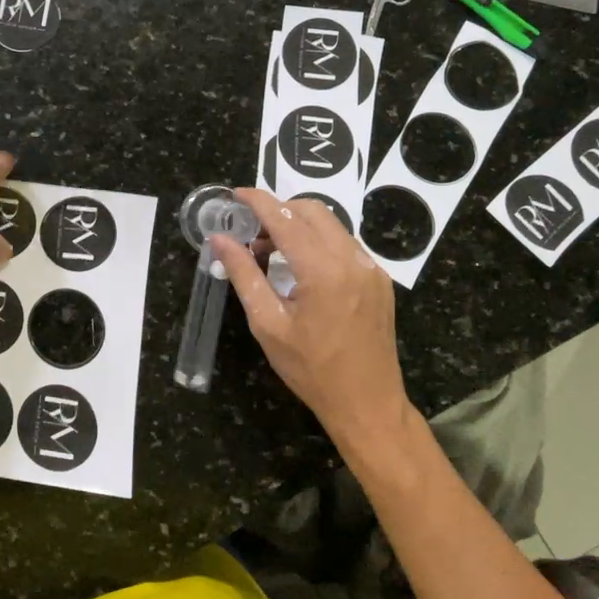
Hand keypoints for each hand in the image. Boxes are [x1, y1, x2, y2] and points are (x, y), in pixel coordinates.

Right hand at [209, 189, 410, 447]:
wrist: (368, 404)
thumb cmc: (311, 369)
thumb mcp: (267, 323)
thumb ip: (243, 274)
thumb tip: (219, 239)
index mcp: (323, 272)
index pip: (286, 219)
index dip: (258, 202)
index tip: (235, 194)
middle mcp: (353, 261)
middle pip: (313, 211)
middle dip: (279, 210)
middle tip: (250, 230)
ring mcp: (371, 270)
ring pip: (332, 226)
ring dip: (299, 226)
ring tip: (270, 251)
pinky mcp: (379, 281)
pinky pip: (345, 245)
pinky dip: (318, 242)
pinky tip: (300, 268)